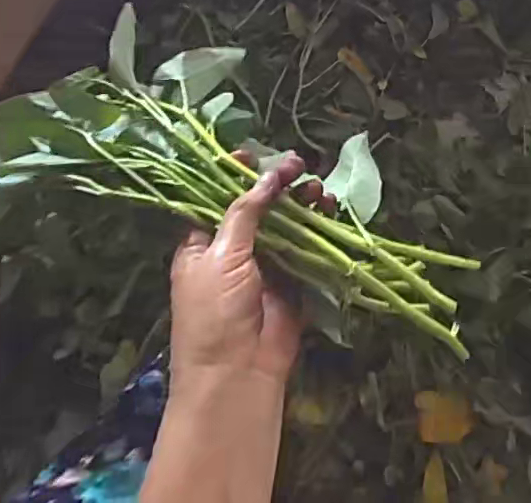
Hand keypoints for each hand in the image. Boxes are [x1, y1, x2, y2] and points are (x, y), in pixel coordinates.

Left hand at [146, 153, 324, 502]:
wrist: (237, 378)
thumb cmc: (214, 311)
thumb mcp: (221, 254)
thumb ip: (245, 212)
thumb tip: (265, 175)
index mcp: (203, 242)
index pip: (219, 197)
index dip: (236, 174)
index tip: (254, 153)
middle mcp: (234, 250)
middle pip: (258, 207)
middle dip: (277, 185)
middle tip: (298, 164)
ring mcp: (265, 266)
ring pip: (286, 224)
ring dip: (301, 203)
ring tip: (316, 188)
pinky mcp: (292, 282)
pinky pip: (306, 248)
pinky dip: (318, 228)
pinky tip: (327, 209)